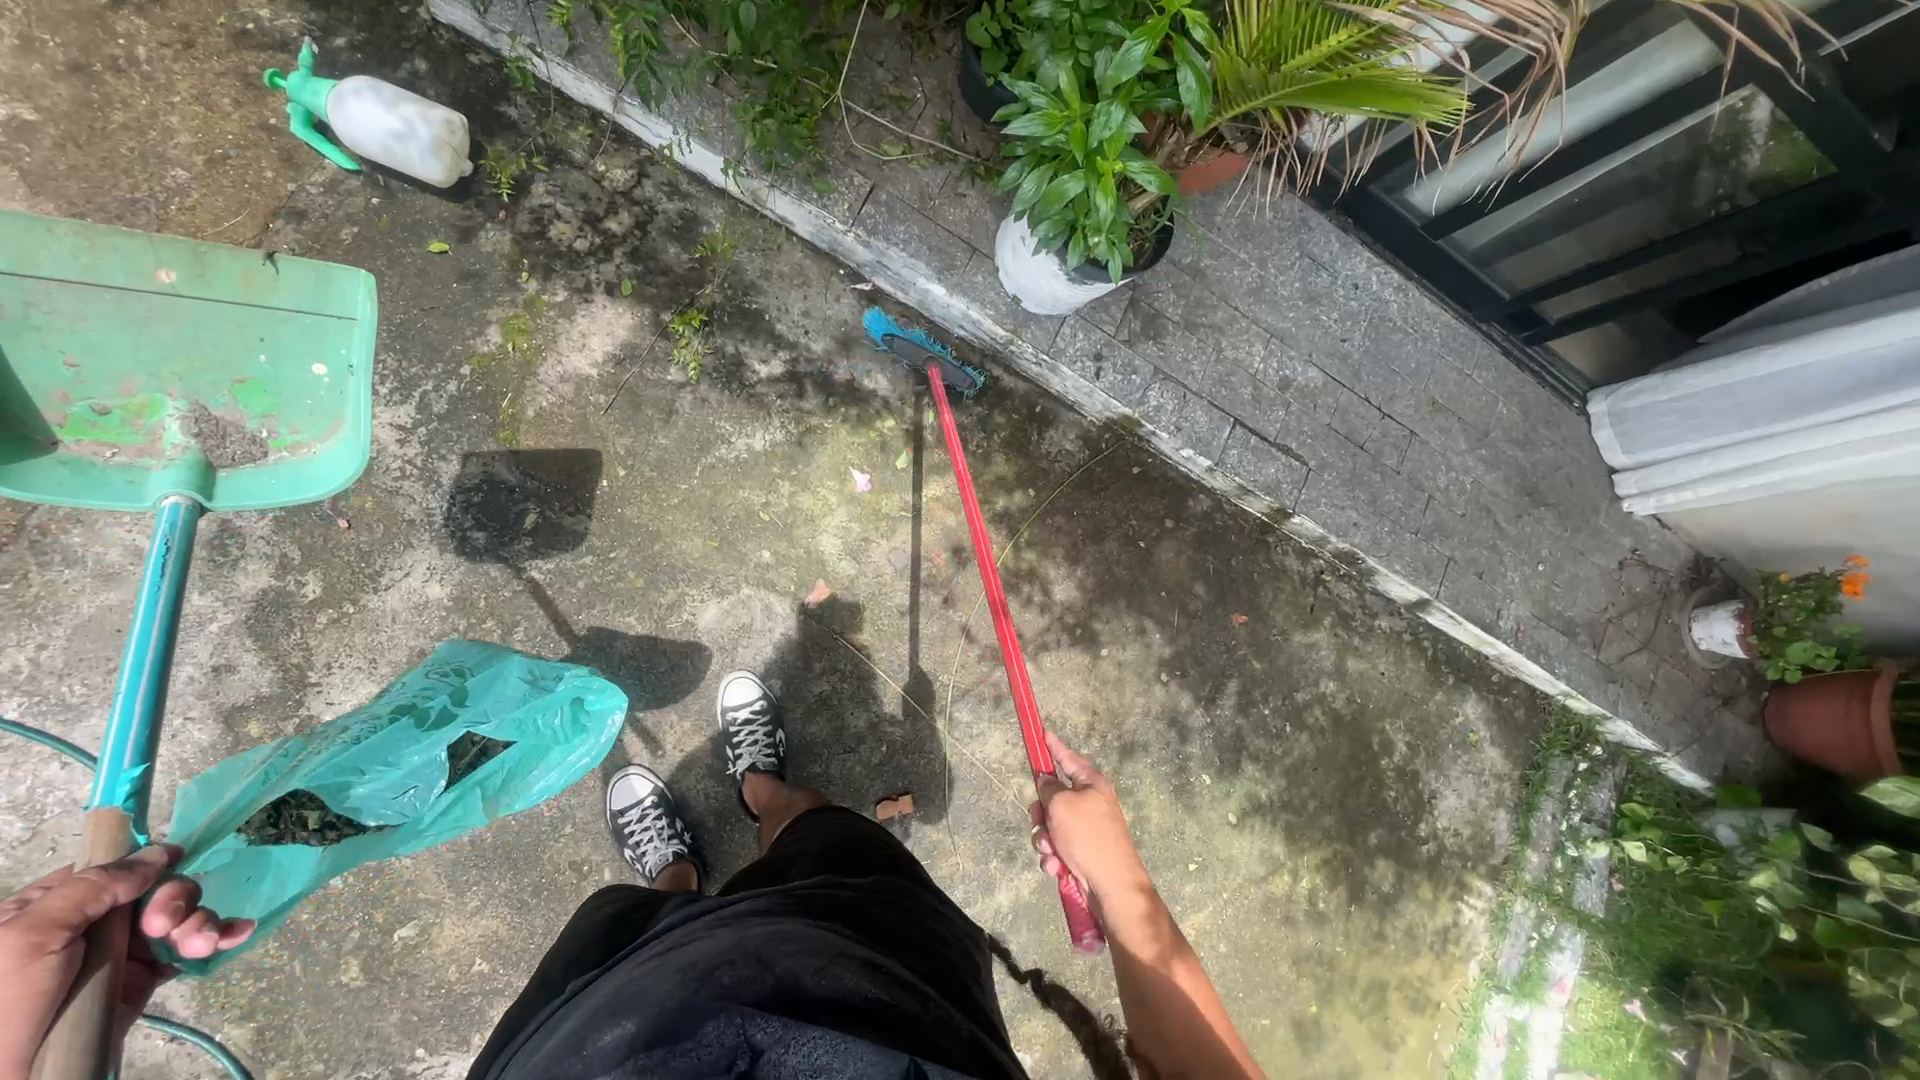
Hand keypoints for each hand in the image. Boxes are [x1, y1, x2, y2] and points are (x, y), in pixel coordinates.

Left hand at [0, 844, 253, 1077]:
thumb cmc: (2, 1006)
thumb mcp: (29, 938)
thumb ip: (91, 889)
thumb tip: (160, 852)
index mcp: (53, 909)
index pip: (114, 870)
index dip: (147, 868)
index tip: (163, 876)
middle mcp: (90, 926)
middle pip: (156, 891)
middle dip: (177, 901)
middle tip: (166, 928)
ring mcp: (119, 953)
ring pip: (180, 917)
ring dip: (202, 922)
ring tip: (203, 945)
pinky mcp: (144, 980)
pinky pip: (189, 948)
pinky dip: (221, 936)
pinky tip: (237, 934)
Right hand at [1030, 731, 1150, 904]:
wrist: (1110, 884)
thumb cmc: (1088, 836)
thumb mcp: (1062, 804)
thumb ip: (1049, 788)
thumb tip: (1046, 781)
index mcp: (1091, 783)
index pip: (1068, 757)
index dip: (1053, 745)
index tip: (1042, 732)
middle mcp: (1089, 803)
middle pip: (1052, 797)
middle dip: (1041, 812)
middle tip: (1039, 820)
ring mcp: (1085, 829)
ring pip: (1049, 825)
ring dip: (1045, 839)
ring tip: (1051, 852)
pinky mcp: (1080, 853)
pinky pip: (1056, 848)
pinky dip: (1053, 857)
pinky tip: (1057, 867)